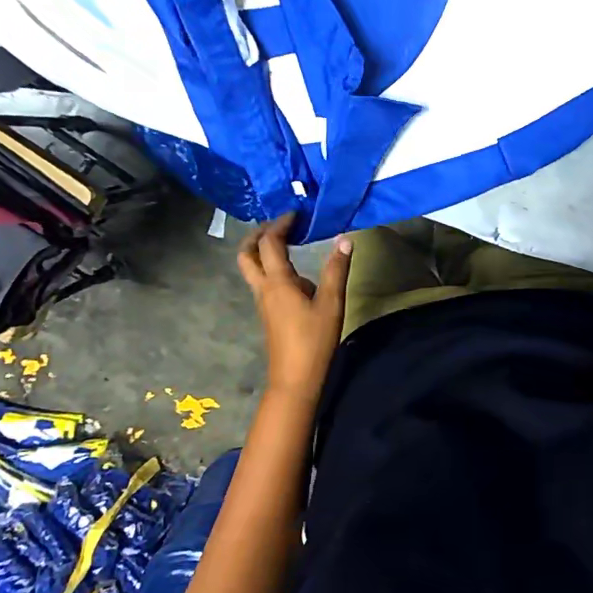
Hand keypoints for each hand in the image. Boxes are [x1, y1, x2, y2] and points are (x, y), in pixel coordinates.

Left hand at [237, 213, 352, 394]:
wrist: (295, 379)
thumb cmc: (313, 341)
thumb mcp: (331, 304)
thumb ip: (337, 270)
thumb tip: (345, 239)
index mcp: (277, 282)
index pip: (270, 242)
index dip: (280, 224)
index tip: (296, 214)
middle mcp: (263, 288)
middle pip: (247, 254)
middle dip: (258, 235)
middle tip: (278, 225)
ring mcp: (263, 302)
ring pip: (253, 269)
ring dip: (264, 252)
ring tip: (290, 245)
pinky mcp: (268, 313)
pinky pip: (264, 283)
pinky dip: (273, 269)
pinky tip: (298, 278)